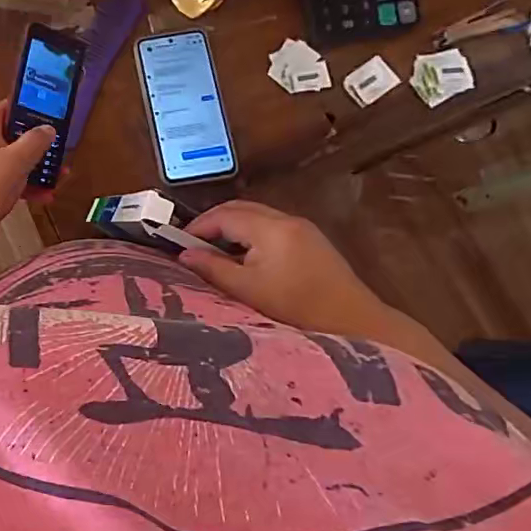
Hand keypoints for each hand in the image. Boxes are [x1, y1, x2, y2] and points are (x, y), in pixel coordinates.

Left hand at [0, 101, 53, 244]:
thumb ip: (35, 141)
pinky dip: (28, 187)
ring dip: (36, 168)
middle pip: (12, 137)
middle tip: (55, 145)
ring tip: (57, 174)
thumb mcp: (17, 160)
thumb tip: (47, 129)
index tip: (42, 109)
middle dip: (36, 144)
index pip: (1, 109)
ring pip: (15, 163)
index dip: (21, 106)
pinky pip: (12, 183)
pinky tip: (45, 196)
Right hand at [179, 200, 401, 336]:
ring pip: (258, 217)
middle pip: (242, 209)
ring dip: (234, 228)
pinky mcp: (312, 241)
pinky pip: (273, 228)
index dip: (199, 225)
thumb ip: (214, 268)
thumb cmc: (296, 307)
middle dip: (215, 222)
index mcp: (271, 228)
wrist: (352, 320)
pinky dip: (252, 236)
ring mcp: (303, 228)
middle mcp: (287, 219)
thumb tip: (185, 254)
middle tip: (193, 244)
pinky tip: (245, 259)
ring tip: (215, 253)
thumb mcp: (248, 290)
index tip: (179, 242)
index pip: (225, 215)